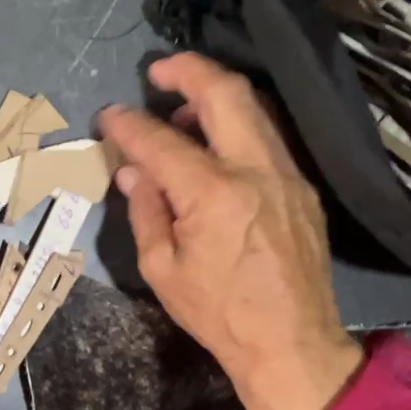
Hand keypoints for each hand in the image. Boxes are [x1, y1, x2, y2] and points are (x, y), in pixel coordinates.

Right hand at [99, 53, 363, 409]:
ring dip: (214, 97)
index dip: (129, 125)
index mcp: (213, 194)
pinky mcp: (302, 187)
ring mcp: (287, 174)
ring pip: (254, 109)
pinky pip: (267, 137)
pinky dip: (237, 125)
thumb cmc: (217, 313)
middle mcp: (255, 170)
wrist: (290, 339)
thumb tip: (133, 171)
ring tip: (182, 110)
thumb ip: (146, 211)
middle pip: (226, 95)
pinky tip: (215, 144)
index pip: (162, 142)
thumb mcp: (162, 269)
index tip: (108, 116)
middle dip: (189, 72)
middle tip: (158, 70)